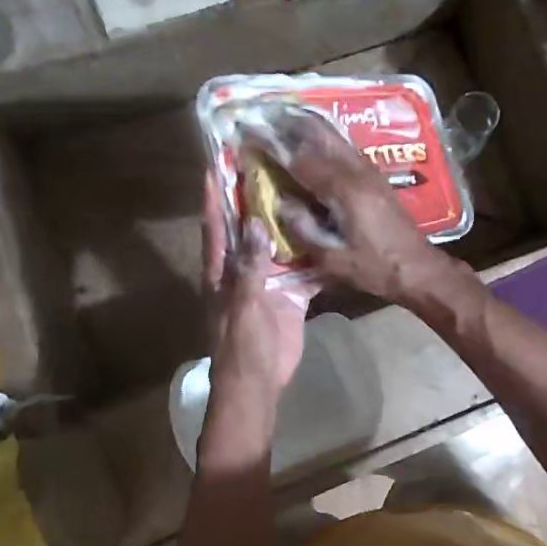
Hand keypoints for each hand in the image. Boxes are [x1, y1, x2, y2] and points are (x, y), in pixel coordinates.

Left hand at [202, 177, 310, 414]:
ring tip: (306, 189)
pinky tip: (331, 234)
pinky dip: (314, 256)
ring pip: (277, 245)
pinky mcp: (289, 295)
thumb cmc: (241, 343)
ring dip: (288, 223)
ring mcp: (267, 281)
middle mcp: (243, 268)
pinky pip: (302, 270)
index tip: (217, 162)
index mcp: (221, 269)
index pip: (215, 224)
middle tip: (271, 164)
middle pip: (248, 227)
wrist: (258, 383)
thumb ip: (249, 263)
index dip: (215, 194)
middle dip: (255, 198)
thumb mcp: (243, 302)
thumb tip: (254, 221)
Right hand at [268, 112, 464, 305]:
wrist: (418, 268)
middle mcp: (357, 171)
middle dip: (290, 122)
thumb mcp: (332, 258)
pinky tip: (312, 138)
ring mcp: (369, 171)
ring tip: (282, 116)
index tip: (249, 133)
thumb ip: (303, 228)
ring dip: (307, 125)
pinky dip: (324, 137)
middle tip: (264, 113)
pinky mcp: (374, 176)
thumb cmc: (374, 268)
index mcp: (344, 189)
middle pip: (320, 134)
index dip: (272, 145)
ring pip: (334, 136)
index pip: (300, 159)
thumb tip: (280, 203)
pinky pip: (344, 147)